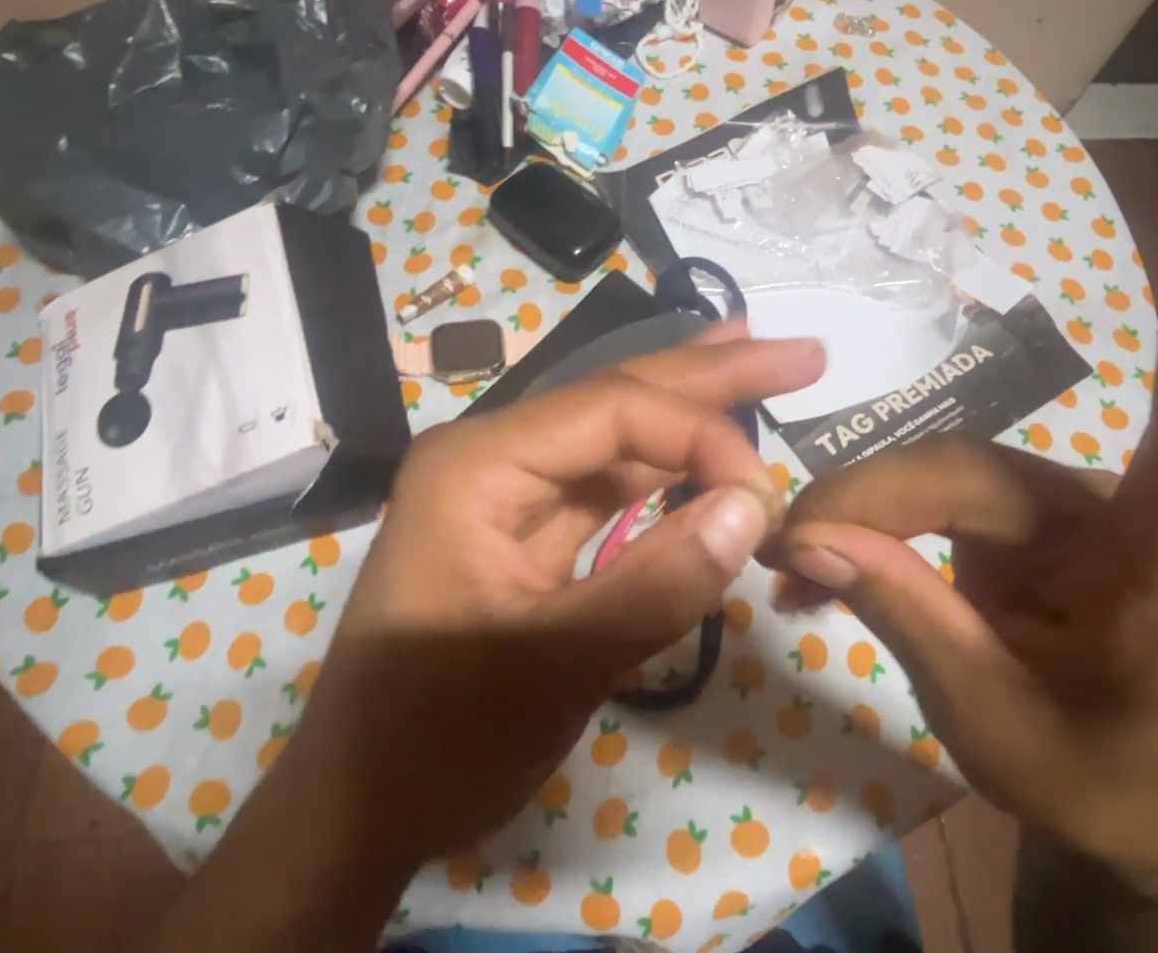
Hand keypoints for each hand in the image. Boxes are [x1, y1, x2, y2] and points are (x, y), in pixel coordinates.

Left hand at [159, 324, 825, 951]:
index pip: (612, 411)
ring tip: (756, 366)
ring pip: (612, 442)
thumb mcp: (553, 666)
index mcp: (478, 466)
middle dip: (708, 375)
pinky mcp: (521, 539)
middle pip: (614, 400)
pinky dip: (660, 475)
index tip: (767, 495)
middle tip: (799, 350)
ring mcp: (504, 499)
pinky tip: (699, 454)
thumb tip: (753, 506)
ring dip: (687, 413)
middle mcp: (490, 460)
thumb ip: (656, 582)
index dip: (701, 436)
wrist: (358, 807)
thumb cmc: (435, 738)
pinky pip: (602, 493)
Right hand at [765, 150, 1157, 873]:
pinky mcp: (1021, 511)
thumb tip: (801, 537)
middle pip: (980, 469)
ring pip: (943, 474)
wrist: (1108, 798)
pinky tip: (822, 557)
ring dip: (860, 515)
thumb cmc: (1076, 766)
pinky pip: (932, 491)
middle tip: (788, 553)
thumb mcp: (983, 712)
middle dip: (877, 503)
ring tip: (793, 568)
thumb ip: (902, 612)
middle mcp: (1128, 518)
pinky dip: (870, 521)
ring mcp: (1069, 509)